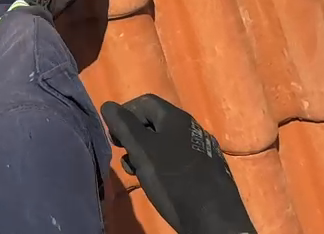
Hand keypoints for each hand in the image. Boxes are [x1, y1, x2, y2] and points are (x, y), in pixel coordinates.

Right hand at [101, 95, 254, 233]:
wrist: (215, 223)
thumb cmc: (174, 181)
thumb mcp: (142, 150)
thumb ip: (123, 125)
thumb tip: (108, 105)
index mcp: (177, 118)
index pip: (144, 102)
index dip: (125, 113)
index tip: (115, 135)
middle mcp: (191, 128)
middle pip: (154, 123)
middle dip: (134, 137)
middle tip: (124, 155)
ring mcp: (202, 150)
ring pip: (165, 144)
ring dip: (146, 154)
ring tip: (137, 173)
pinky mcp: (208, 172)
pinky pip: (178, 160)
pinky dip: (163, 166)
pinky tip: (159, 183)